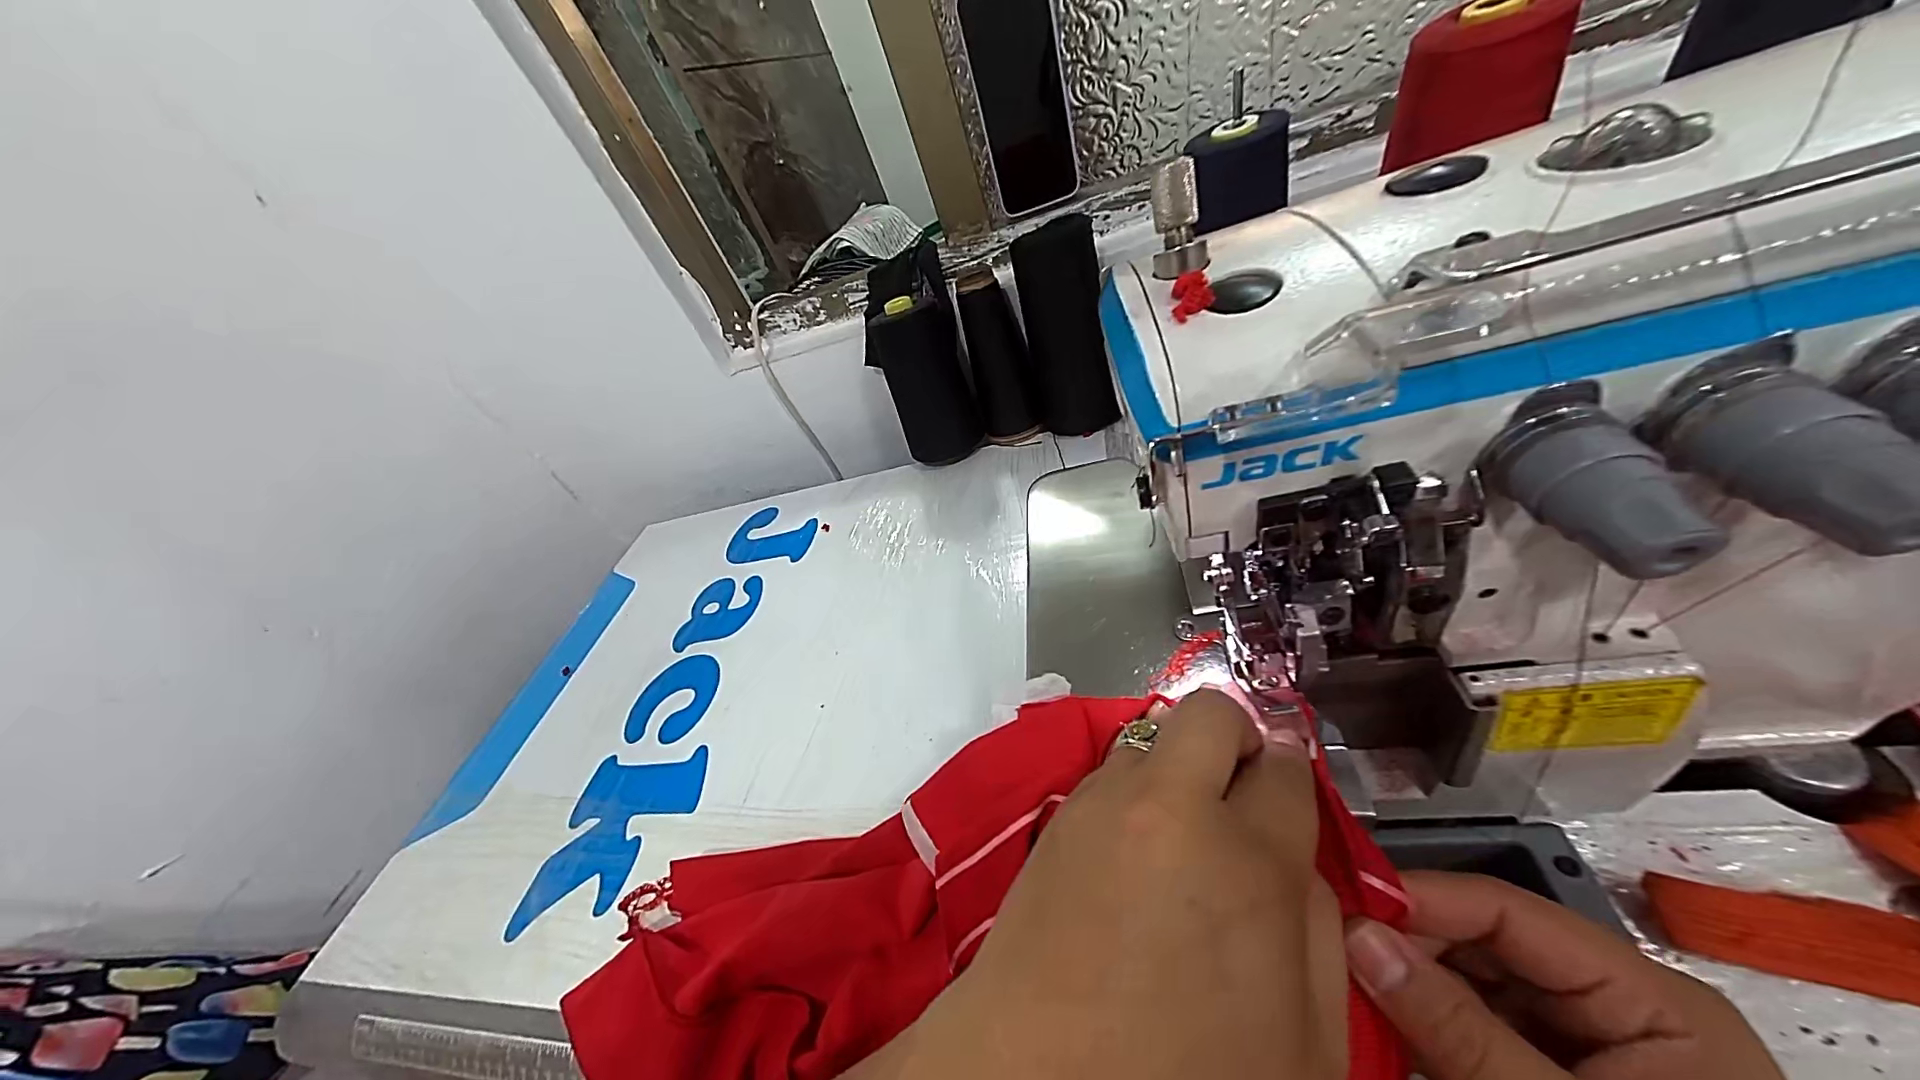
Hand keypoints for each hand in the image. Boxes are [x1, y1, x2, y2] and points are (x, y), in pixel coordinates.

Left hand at [854, 689, 1346, 1079]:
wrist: (1039, 1075)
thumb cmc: (1185, 1074)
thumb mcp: (1309, 1038)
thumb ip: (1319, 929)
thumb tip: (1297, 861)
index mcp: (1250, 860)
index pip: (1285, 768)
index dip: (1292, 771)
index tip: (1288, 785)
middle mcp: (1171, 808)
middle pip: (1210, 712)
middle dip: (1235, 734)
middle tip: (1241, 781)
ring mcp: (1104, 803)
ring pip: (1152, 736)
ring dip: (1177, 761)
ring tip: (1181, 820)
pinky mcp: (1059, 815)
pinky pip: (1109, 772)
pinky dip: (1133, 787)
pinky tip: (1135, 842)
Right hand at [1344, 871, 1783, 1079]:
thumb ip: (1460, 1029)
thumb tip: (1356, 935)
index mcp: (1650, 998)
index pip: (1509, 911)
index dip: (1421, 897)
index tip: (1343, 900)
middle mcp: (1612, 1004)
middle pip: (1485, 943)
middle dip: (1408, 946)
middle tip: (1333, 950)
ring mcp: (1582, 1042)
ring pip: (1471, 983)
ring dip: (1408, 984)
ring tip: (1345, 982)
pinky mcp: (1553, 1072)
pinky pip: (1475, 1026)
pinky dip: (1427, 1024)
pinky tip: (1380, 1022)